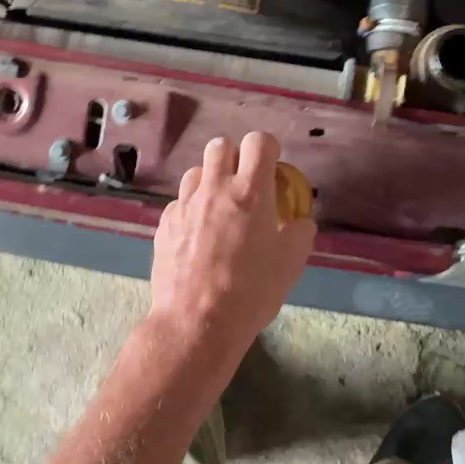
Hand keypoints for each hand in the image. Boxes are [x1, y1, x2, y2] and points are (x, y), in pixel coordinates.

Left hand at [147, 133, 316, 356]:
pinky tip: (198, 235)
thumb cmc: (252, 291)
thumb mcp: (291, 263)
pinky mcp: (165, 223)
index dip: (268, 148)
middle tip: (245, 184)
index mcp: (251, 192)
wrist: (197, 322)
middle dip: (235, 157)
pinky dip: (192, 209)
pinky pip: (180, 202)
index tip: (272, 166)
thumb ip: (299, 232)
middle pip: (221, 145)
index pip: (258, 142)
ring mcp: (185, 204)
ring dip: (210, 180)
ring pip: (196, 171)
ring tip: (219, 208)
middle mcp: (215, 188)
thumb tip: (299, 220)